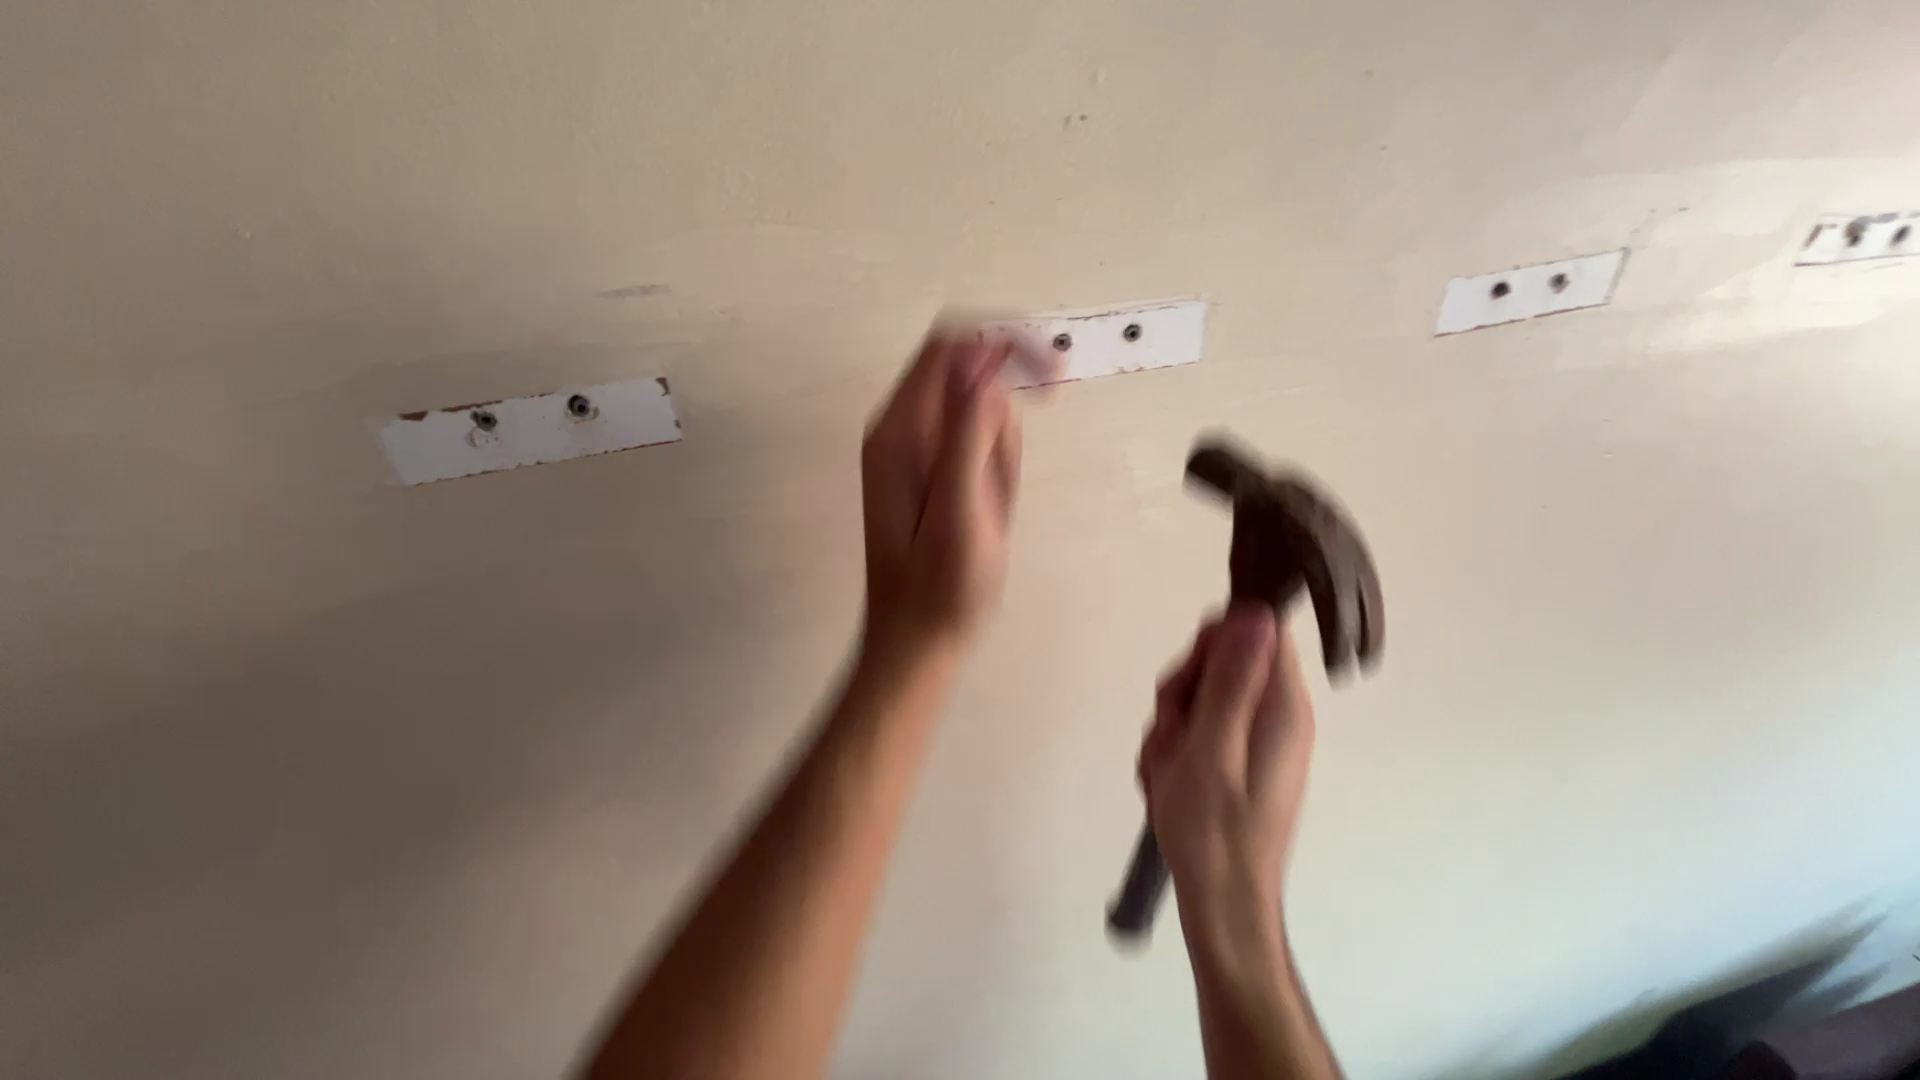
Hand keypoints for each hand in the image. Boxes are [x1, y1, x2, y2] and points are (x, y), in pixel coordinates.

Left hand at [859, 324, 1023, 657]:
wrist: (918, 638)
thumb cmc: (940, 588)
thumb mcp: (961, 513)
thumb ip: (969, 437)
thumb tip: (988, 368)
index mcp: (899, 431)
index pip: (949, 346)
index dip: (1002, 342)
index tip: (1051, 369)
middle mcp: (901, 428)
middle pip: (965, 371)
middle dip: (1006, 410)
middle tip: (1009, 474)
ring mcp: (916, 448)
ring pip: (977, 410)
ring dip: (1001, 449)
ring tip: (993, 507)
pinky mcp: (933, 467)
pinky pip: (977, 442)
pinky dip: (997, 467)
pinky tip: (991, 510)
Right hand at [1138, 603, 1317, 918]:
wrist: (1222, 904)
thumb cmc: (1214, 829)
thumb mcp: (1212, 748)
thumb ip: (1231, 680)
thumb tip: (1255, 613)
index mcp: (1281, 707)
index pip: (1257, 633)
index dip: (1214, 645)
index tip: (1188, 682)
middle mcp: (1276, 717)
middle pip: (1221, 664)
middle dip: (1182, 693)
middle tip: (1171, 734)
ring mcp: (1257, 741)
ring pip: (1201, 699)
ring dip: (1171, 727)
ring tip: (1165, 770)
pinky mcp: (1239, 762)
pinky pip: (1200, 732)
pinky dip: (1175, 750)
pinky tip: (1166, 781)